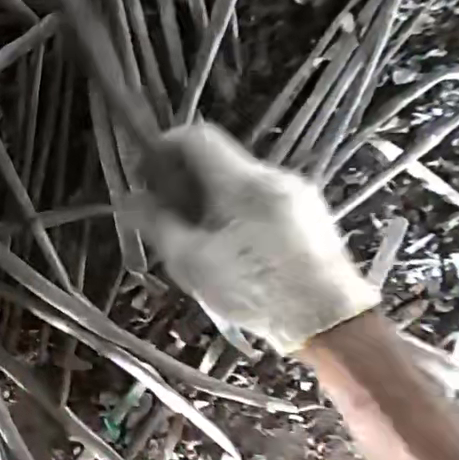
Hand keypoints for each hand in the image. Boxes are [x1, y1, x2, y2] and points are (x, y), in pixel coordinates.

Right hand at [140, 123, 377, 352]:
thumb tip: (129, 199)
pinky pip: (256, 197)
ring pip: (235, 180)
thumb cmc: (253, 290)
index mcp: (243, 183)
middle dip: (180, 179)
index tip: (143, 171)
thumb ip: (156, 222)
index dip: (162, 145)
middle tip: (158, 209)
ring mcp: (296, 193)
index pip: (197, 137)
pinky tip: (222, 242)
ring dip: (203, 196)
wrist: (329, 322)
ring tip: (188, 232)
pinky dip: (229, 208)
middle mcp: (273, 177)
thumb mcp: (190, 260)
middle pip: (216, 160)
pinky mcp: (306, 212)